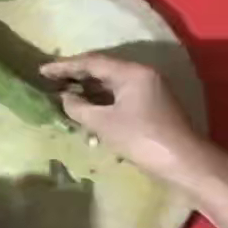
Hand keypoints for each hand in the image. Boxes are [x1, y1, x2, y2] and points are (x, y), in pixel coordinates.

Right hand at [40, 54, 221, 182]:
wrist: (187, 165)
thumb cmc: (142, 139)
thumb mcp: (102, 123)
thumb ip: (77, 107)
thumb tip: (64, 97)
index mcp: (131, 73)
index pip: (91, 62)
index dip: (63, 66)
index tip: (41, 70)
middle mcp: (141, 75)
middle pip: (101, 69)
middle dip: (74, 75)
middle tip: (49, 79)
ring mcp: (148, 90)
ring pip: (109, 83)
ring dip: (86, 88)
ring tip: (62, 92)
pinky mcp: (150, 105)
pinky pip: (118, 95)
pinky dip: (99, 99)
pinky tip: (84, 107)